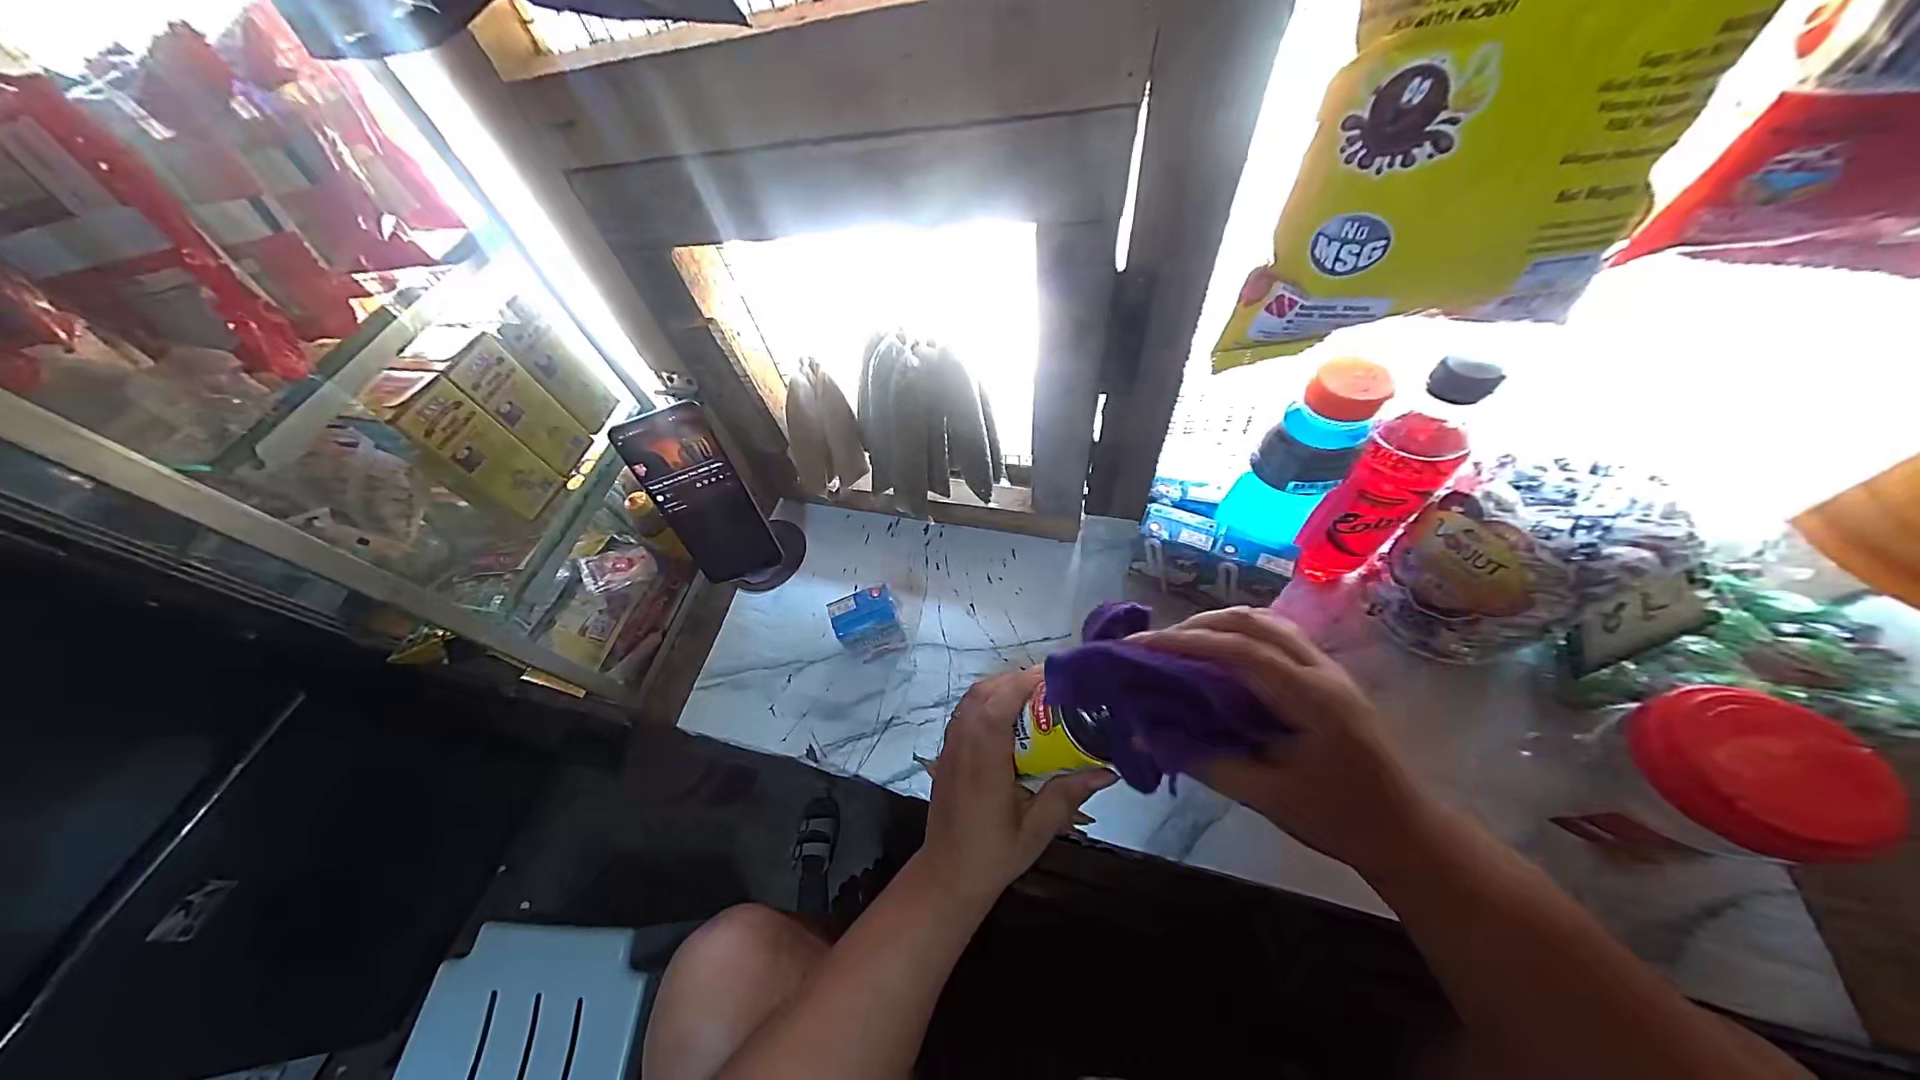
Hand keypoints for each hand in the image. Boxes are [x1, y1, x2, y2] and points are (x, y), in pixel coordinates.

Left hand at [921, 668, 1116, 904]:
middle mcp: (962, 746)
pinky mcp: (947, 751)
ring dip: (1001, 687)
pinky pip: (966, 712)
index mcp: (983, 763)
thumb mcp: (1037, 829)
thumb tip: (1107, 772)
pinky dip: (988, 700)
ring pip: (972, 699)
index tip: (1054, 676)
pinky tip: (1012, 714)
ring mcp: (950, 747)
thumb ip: (1068, 795)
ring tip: (1036, 694)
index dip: (1022, 683)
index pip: (996, 705)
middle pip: (984, 693)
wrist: (947, 874)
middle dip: (1016, 680)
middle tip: (1053, 685)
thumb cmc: (993, 854)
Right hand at [1130, 607, 1435, 874]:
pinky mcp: (1326, 675)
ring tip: (1180, 644)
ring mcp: (1328, 668)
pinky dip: (1238, 634)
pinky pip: (1276, 635)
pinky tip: (1219, 655)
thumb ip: (1207, 760)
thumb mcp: (1267, 796)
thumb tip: (1148, 734)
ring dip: (1218, 624)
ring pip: (1266, 622)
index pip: (1240, 651)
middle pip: (1252, 623)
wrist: (1406, 831)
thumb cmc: (1338, 818)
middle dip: (1196, 626)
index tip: (1141, 645)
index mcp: (1311, 698)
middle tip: (1154, 646)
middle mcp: (1321, 670)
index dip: (1186, 642)